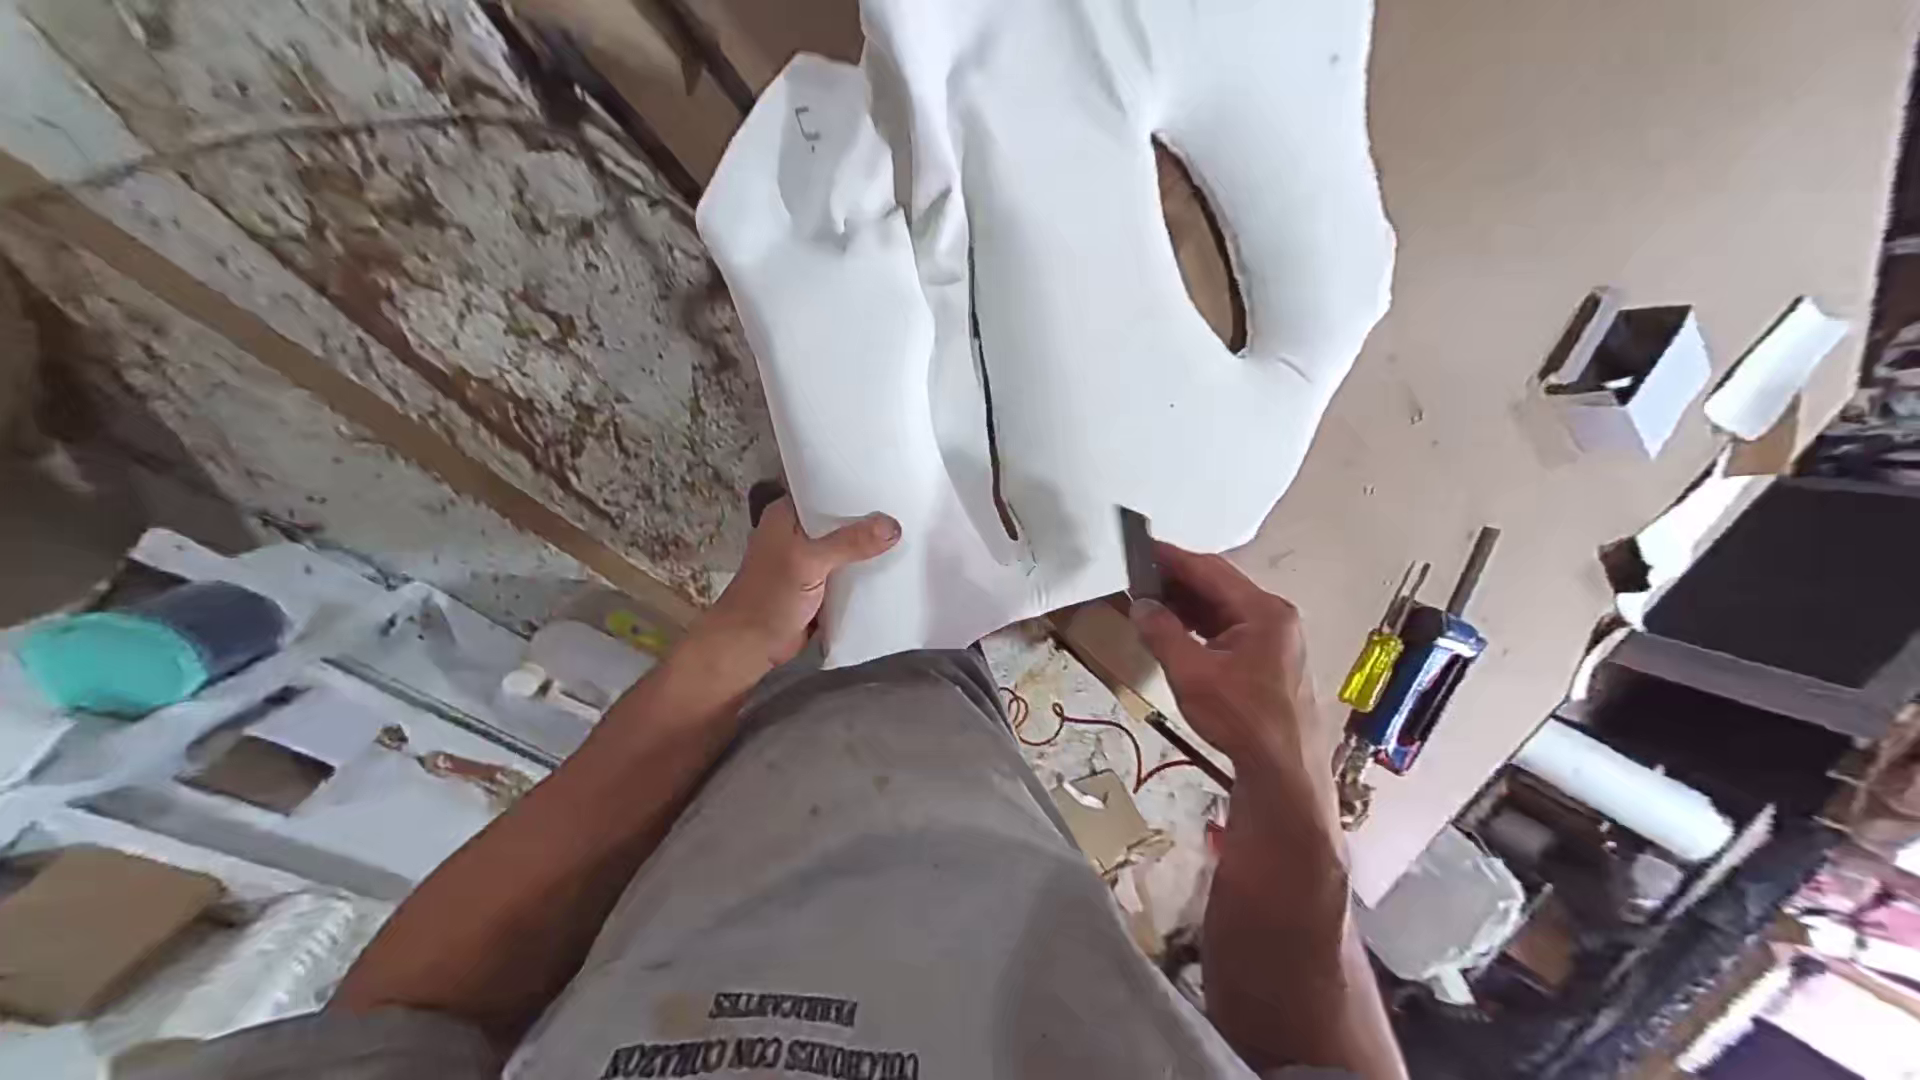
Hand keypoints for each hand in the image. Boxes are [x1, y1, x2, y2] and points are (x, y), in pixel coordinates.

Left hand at [690, 495, 900, 670]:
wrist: (751, 645)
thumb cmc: (770, 596)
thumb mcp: (809, 561)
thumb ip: (849, 543)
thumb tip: (893, 526)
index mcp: (788, 514)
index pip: (826, 487)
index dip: (856, 484)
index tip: (891, 478)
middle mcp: (801, 532)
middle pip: (842, 518)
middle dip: (871, 516)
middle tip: (909, 505)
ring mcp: (812, 559)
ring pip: (849, 545)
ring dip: (871, 545)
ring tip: (910, 532)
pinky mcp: (823, 584)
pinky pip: (851, 570)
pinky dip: (867, 569)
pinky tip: (896, 564)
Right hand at [1129, 542, 1332, 777]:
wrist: (1283, 771)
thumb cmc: (1241, 719)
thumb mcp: (1191, 673)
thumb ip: (1162, 633)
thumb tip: (1140, 605)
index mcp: (1263, 611)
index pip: (1209, 570)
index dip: (1172, 558)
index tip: (1141, 547)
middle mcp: (1274, 617)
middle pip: (1218, 586)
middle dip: (1176, 581)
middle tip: (1138, 576)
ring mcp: (1274, 637)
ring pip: (1222, 607)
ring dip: (1186, 603)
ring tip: (1148, 601)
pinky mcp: (1268, 658)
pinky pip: (1228, 627)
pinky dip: (1199, 624)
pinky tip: (1174, 628)